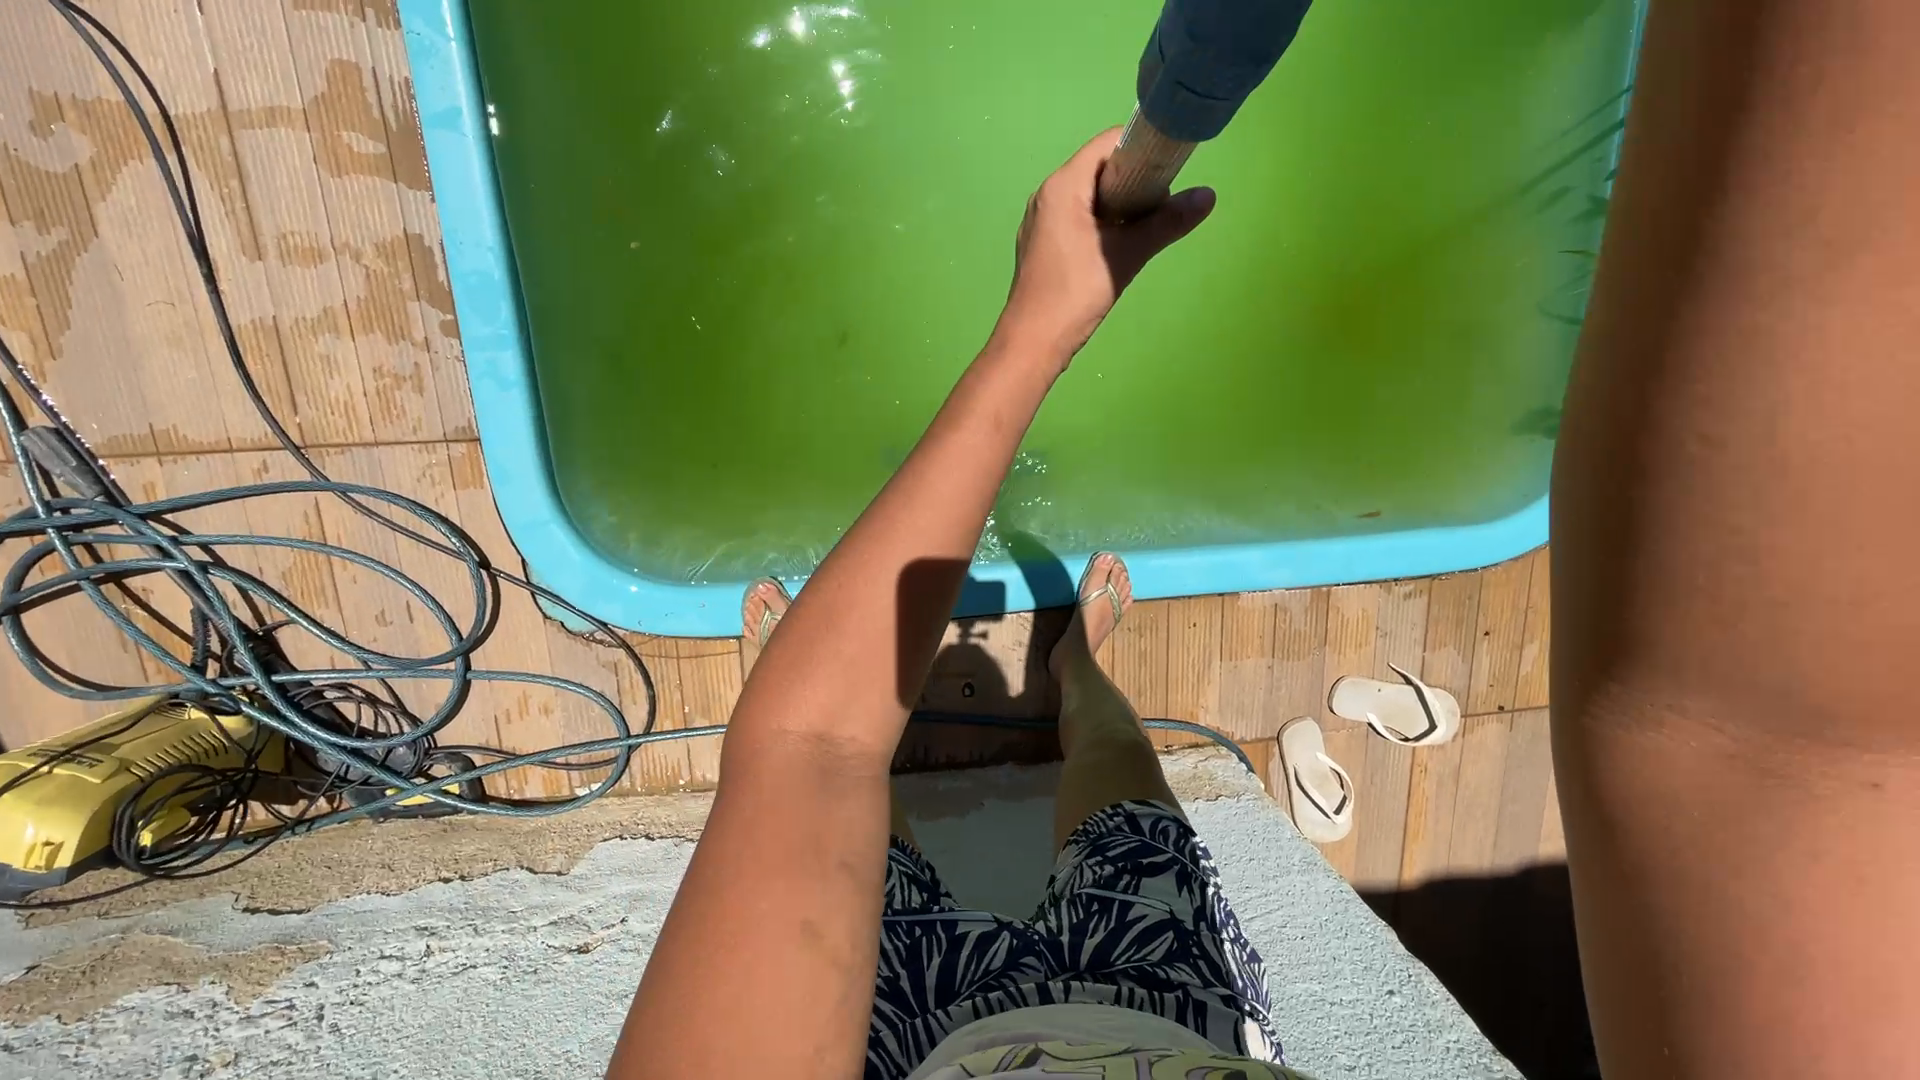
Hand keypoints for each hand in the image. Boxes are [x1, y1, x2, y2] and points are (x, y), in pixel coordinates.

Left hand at [991, 128, 1216, 370]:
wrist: (1032, 341)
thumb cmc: (1076, 292)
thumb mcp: (1128, 254)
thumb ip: (1167, 222)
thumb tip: (1208, 196)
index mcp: (1063, 185)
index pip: (1108, 144)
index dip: (1142, 152)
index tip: (1166, 175)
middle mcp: (1046, 195)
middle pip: (1098, 170)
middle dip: (1133, 183)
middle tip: (1156, 210)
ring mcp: (1039, 222)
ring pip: (1087, 198)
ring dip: (1118, 208)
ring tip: (1139, 233)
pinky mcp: (1040, 246)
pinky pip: (1075, 220)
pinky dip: (1099, 226)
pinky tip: (1114, 251)